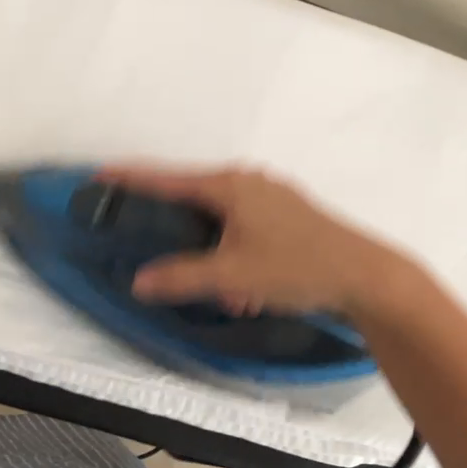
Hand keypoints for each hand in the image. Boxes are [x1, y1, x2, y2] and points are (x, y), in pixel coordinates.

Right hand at [98, 165, 417, 319]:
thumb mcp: (231, 275)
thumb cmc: (295, 267)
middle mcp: (248, 182)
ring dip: (214, 256)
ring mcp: (272, 196)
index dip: (131, 178)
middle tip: (159, 248)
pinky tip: (249, 292)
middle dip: (179, 233)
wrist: (366, 276)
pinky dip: (236, 257)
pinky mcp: (289, 215)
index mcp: (228, 186)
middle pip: (194, 199)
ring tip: (226, 293)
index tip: (99, 174)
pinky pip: (245, 231)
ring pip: (222, 222)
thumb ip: (181, 277)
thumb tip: (138, 282)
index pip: (166, 179)